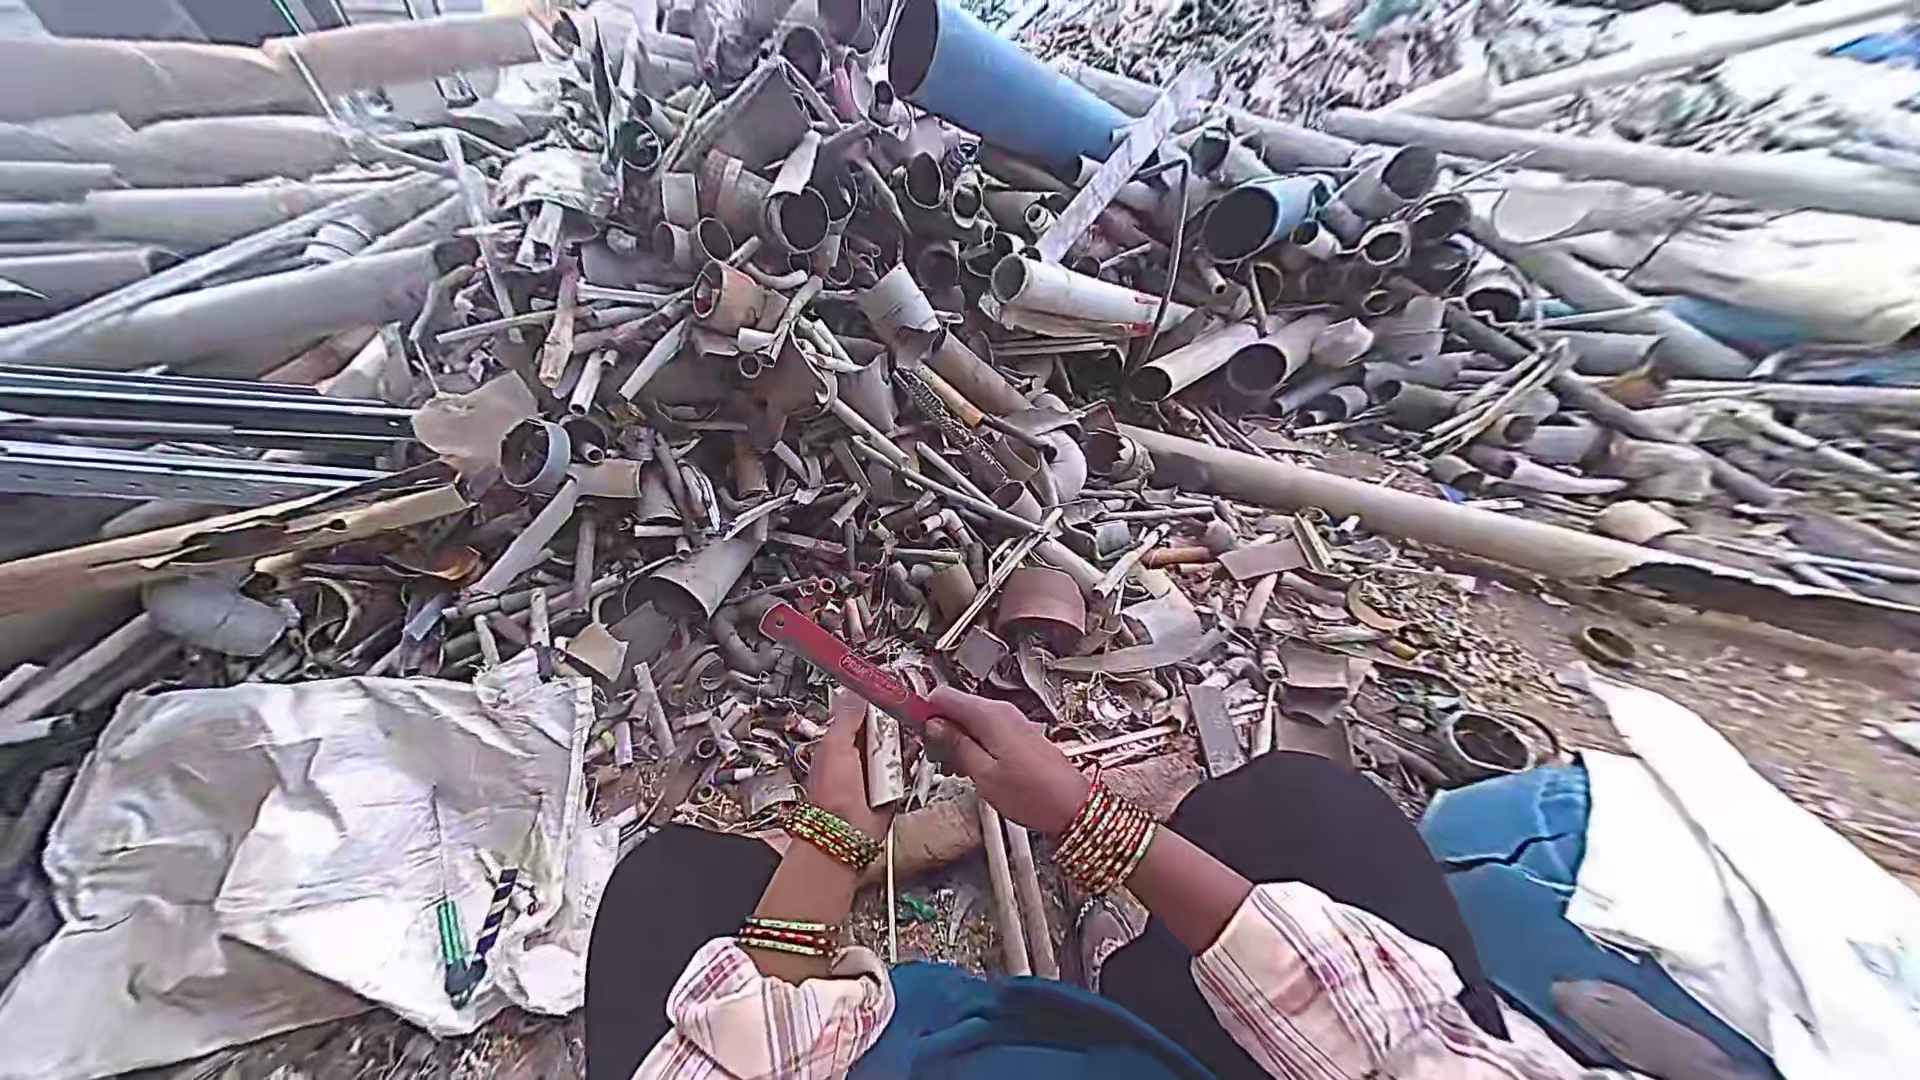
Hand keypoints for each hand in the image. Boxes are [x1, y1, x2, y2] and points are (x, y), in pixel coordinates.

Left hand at [803, 688, 897, 841]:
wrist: (848, 836)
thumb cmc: (832, 797)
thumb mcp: (835, 746)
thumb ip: (847, 715)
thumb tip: (857, 686)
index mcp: (840, 736)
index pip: (862, 705)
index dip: (878, 696)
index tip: (893, 687)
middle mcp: (860, 747)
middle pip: (885, 719)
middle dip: (895, 715)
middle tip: (903, 710)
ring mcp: (878, 763)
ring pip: (899, 737)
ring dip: (905, 735)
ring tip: (908, 732)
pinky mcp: (895, 778)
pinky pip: (909, 758)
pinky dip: (912, 754)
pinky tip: (914, 750)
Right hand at [923, 687, 1090, 835]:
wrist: (1072, 807)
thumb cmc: (1032, 794)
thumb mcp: (983, 774)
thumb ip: (956, 746)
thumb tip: (933, 726)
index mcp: (990, 715)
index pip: (944, 695)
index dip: (924, 710)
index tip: (913, 728)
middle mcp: (1001, 712)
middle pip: (956, 708)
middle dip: (940, 729)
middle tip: (936, 758)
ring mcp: (1011, 722)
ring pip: (969, 721)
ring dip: (956, 740)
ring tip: (955, 770)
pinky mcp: (1017, 735)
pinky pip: (985, 731)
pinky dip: (973, 745)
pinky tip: (973, 770)